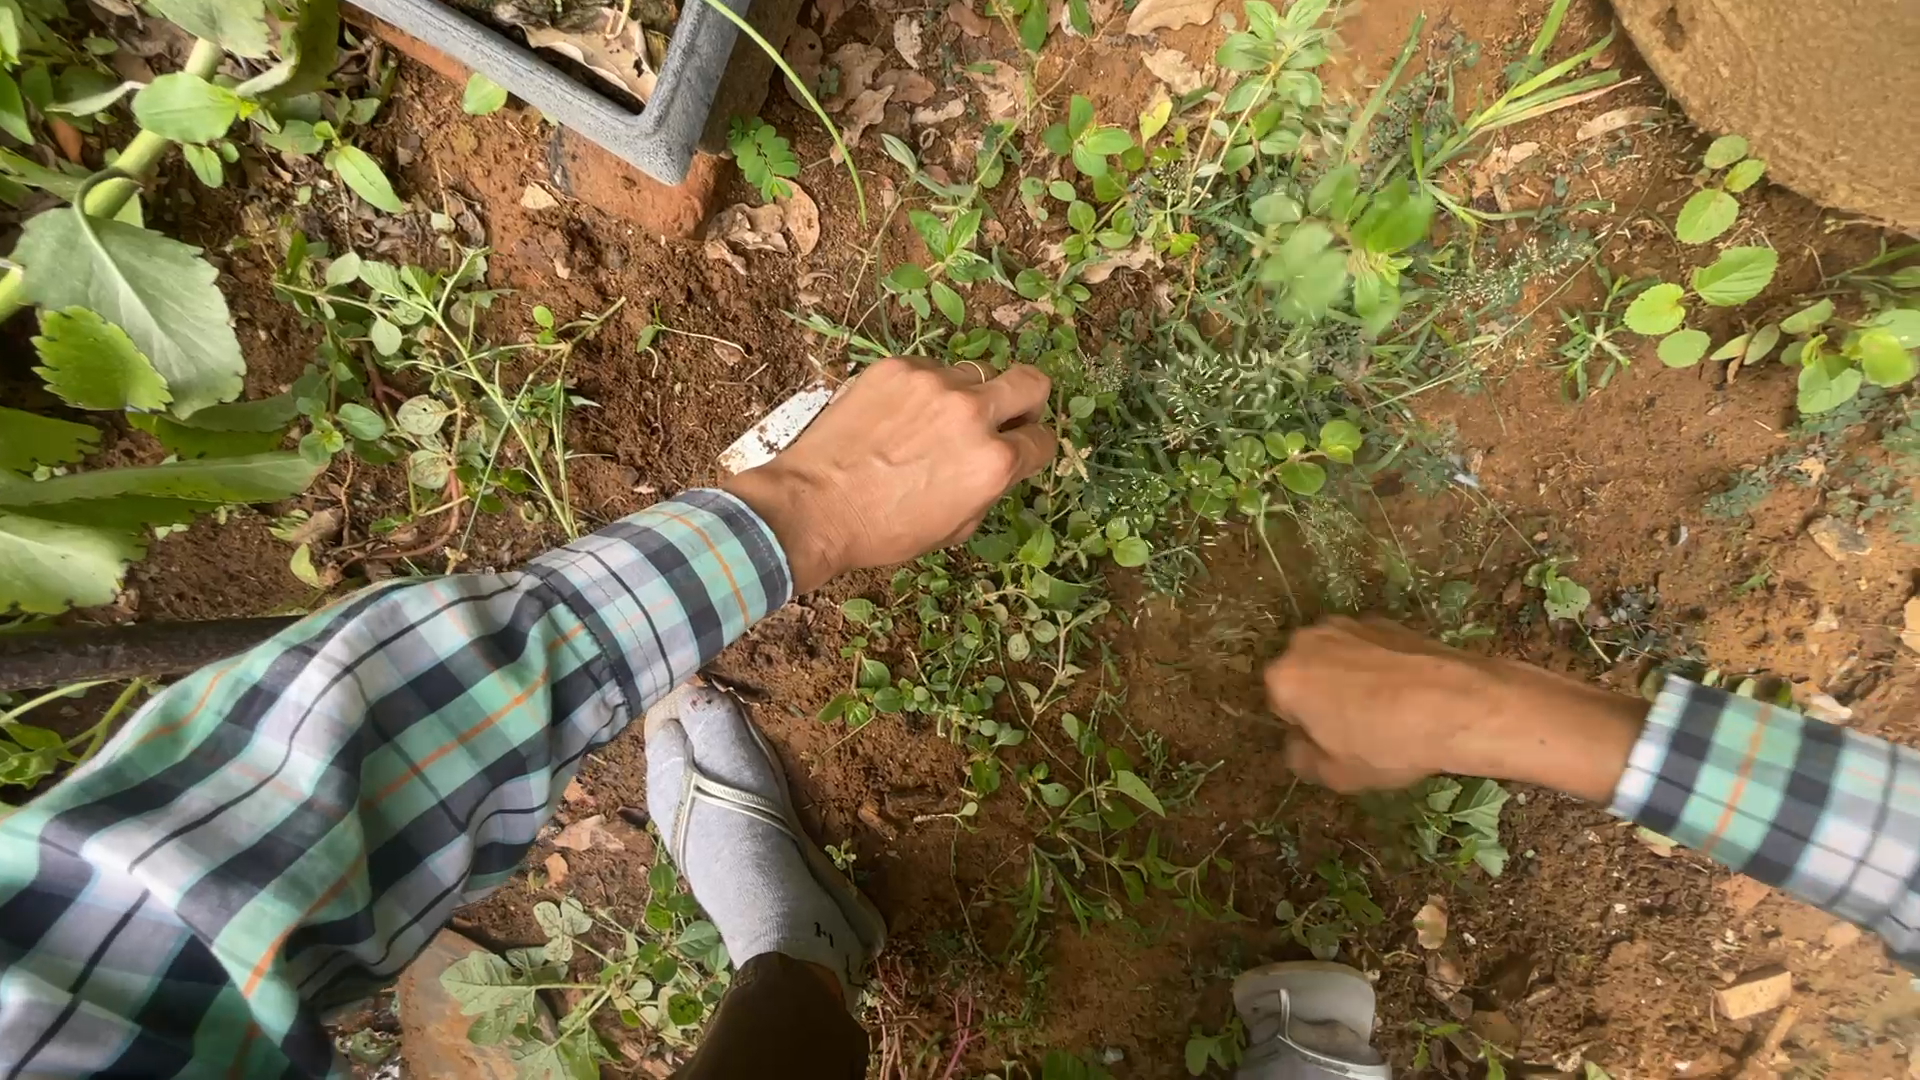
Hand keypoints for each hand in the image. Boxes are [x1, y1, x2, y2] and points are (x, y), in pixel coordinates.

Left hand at [723, 357, 1055, 593]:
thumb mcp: (954, 528)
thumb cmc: (884, 531)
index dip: (1032, 450)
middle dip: (1027, 402)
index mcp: (993, 462)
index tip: (1018, 451)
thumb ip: (988, 490)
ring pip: (976, 374)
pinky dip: (924, 392)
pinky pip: (930, 371)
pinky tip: (896, 417)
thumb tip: (995, 466)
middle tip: (1003, 419)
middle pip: (1032, 382)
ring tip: (932, 424)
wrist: (812, 505)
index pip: (1043, 440)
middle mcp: (973, 413)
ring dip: (968, 397)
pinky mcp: (898, 367)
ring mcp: (934, 383)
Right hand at [1263, 616, 1645, 801]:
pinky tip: (1409, 690)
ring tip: (1389, 708)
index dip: (1306, 728)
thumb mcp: (1337, 774)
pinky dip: (1379, 663)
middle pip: (1303, 674)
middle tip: (1358, 726)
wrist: (1462, 705)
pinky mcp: (1383, 620)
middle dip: (1322, 695)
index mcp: (1283, 678)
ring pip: (1335, 657)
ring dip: (1349, 676)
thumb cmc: (1388, 744)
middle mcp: (1304, 642)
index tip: (1334, 742)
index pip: (1280, 707)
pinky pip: (1368, 647)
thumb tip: (1299, 746)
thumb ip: (1302, 760)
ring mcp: (1345, 625)